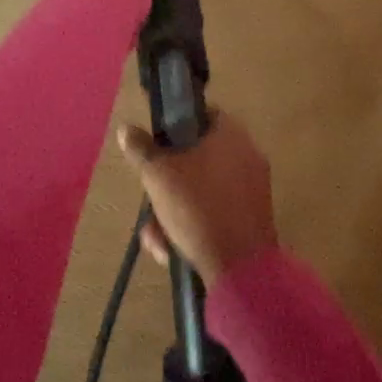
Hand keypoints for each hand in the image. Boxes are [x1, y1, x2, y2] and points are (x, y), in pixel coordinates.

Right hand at [118, 111, 278, 281]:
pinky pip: (216, 214)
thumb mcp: (158, 175)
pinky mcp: (253, 221)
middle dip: (167, 185)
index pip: (204, 115)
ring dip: (173, 213)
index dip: (177, 127)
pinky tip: (172, 250)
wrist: (240, 266)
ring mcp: (253, 190)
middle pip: (198, 159)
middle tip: (151, 201)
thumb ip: (141, 149)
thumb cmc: (197, 207)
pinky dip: (193, 228)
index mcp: (231, 134)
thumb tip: (127, 129)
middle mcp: (247, 156)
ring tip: (157, 237)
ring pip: (202, 192)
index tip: (156, 147)